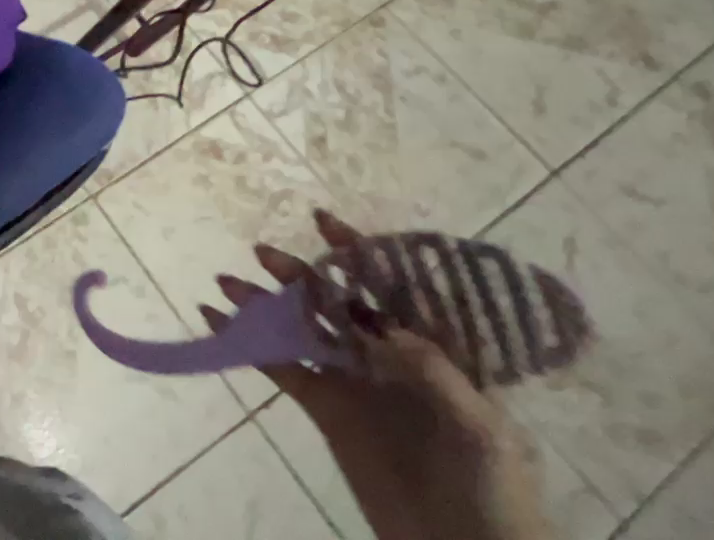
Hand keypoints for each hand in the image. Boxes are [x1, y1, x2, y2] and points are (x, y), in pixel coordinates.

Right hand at [202, 210, 551, 539]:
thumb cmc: (495, 491)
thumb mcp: (481, 430)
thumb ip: (434, 372)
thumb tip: (381, 325)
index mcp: (434, 352)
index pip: (394, 289)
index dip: (361, 253)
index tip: (322, 221)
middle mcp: (388, 356)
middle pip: (338, 302)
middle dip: (302, 274)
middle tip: (263, 252)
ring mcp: (352, 380)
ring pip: (302, 328)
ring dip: (265, 304)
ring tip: (226, 283)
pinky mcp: (324, 407)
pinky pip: (281, 367)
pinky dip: (248, 344)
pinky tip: (218, 322)